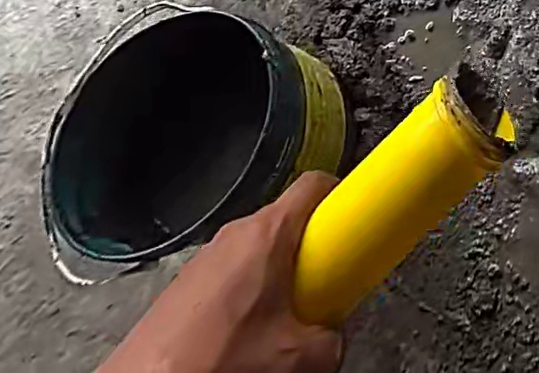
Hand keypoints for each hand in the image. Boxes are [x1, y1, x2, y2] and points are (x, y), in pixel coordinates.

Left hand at [100, 171, 342, 372]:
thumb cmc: (215, 364)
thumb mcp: (295, 358)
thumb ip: (331, 340)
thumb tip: (334, 339)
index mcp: (268, 232)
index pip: (316, 183)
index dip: (341, 195)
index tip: (354, 221)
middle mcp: (237, 232)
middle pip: (290, 220)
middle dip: (311, 251)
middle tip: (320, 290)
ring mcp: (207, 256)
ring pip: (260, 249)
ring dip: (278, 275)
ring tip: (279, 324)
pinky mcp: (185, 285)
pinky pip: (232, 273)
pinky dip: (247, 294)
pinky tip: (243, 338)